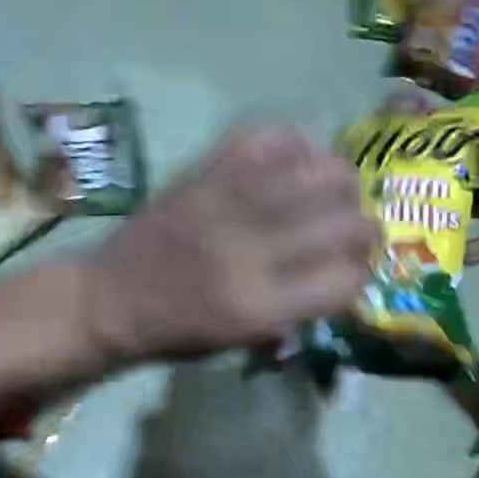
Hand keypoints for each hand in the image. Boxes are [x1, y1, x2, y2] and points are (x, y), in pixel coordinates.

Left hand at [81, 124, 379, 363]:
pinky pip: (274, 136)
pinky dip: (299, 145)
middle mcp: (255, 250)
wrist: (111, 298)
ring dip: (343, 184)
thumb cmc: (180, 331)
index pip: (348, 279)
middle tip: (356, 231)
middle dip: (366, 228)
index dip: (363, 273)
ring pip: (324, 172)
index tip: (357, 270)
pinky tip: (299, 162)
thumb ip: (302, 308)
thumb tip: (351, 271)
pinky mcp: (210, 169)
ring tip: (335, 193)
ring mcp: (232, 202)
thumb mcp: (246, 341)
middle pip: (347, 222)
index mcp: (263, 306)